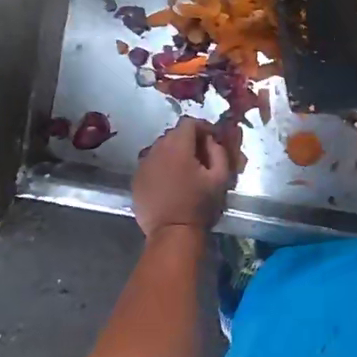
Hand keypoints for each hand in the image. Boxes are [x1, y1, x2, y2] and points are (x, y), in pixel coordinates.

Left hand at [132, 117, 234, 236]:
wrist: (172, 234)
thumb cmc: (199, 206)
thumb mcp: (220, 178)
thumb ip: (218, 152)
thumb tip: (210, 140)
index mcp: (177, 146)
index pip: (189, 122)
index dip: (203, 127)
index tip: (212, 140)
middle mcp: (156, 149)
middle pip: (173, 135)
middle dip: (188, 141)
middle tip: (200, 157)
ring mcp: (143, 164)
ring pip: (160, 149)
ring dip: (173, 154)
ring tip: (184, 171)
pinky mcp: (136, 179)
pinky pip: (150, 164)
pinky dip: (160, 167)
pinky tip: (169, 183)